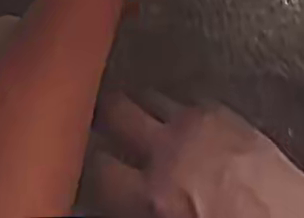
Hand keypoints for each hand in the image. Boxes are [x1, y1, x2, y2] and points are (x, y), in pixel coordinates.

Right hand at [92, 94, 303, 217]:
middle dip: (104, 109)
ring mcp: (194, 122)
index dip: (86, 159)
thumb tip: (125, 202)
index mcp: (150, 193)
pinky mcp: (221, 110)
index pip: (99, 167)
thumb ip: (143, 207)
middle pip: (118, 111)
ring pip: (152, 96)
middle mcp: (165, 149)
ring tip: (134, 105)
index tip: (82, 156)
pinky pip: (187, 98)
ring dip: (141, 102)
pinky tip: (179, 113)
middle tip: (97, 111)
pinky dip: (177, 104)